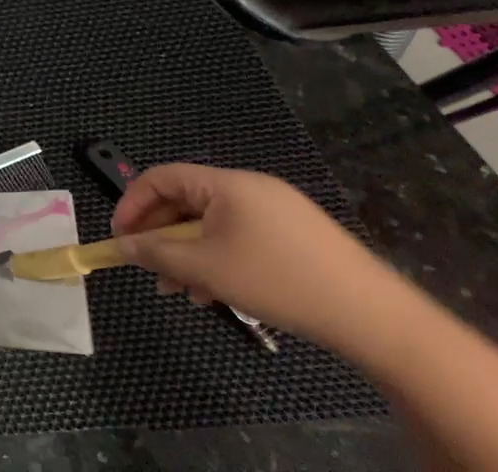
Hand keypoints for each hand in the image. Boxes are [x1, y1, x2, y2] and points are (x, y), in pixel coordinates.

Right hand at [111, 164, 401, 347]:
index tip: (120, 237)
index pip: (160, 178)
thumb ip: (156, 253)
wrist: (377, 320)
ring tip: (181, 290)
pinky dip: (219, 260)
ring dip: (188, 255)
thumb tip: (123, 246)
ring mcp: (279, 213)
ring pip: (212, 226)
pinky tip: (216, 293)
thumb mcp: (205, 268)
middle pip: (186, 202)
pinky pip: (240, 238)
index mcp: (228, 184)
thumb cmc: (279, 281)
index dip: (132, 205)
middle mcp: (252, 189)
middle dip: (162, 237)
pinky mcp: (298, 238)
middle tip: (148, 268)